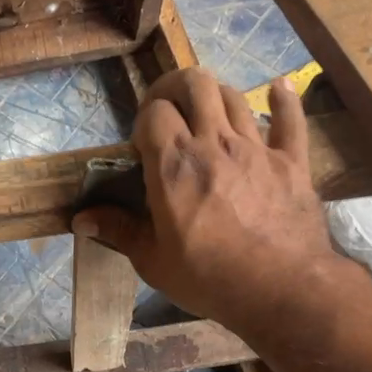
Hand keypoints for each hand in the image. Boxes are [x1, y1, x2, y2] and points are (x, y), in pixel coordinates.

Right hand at [71, 68, 340, 330]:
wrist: (279, 288)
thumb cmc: (207, 277)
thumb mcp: (152, 260)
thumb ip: (119, 230)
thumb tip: (81, 220)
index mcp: (174, 165)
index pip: (153, 111)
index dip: (143, 119)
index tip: (141, 145)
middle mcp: (214, 143)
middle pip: (195, 83)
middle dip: (175, 88)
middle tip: (168, 111)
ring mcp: (256, 148)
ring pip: (234, 96)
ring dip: (215, 96)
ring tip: (206, 115)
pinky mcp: (291, 161)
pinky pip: (289, 118)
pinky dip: (283, 99)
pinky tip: (278, 88)